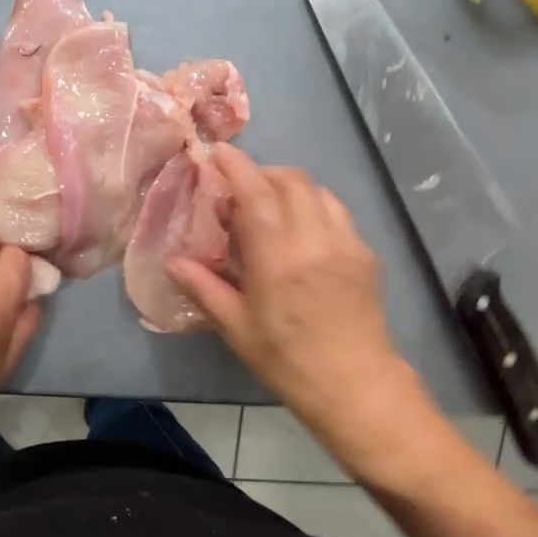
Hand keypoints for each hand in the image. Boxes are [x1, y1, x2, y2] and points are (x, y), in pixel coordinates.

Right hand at [167, 144, 418, 425]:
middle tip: (238, 195)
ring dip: (289, 188)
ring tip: (270, 211)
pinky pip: (337, 213)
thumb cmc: (286, 360)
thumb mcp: (236, 329)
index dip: (235, 166)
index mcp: (277, 258)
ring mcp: (345, 243)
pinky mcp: (365, 254)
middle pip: (290, 181)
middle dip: (261, 174)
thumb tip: (173, 261)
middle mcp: (315, 239)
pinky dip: (314, 208)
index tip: (217, 152)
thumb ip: (204, 288)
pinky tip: (301, 234)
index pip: (255, 193)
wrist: (354, 384)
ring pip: (318, 192)